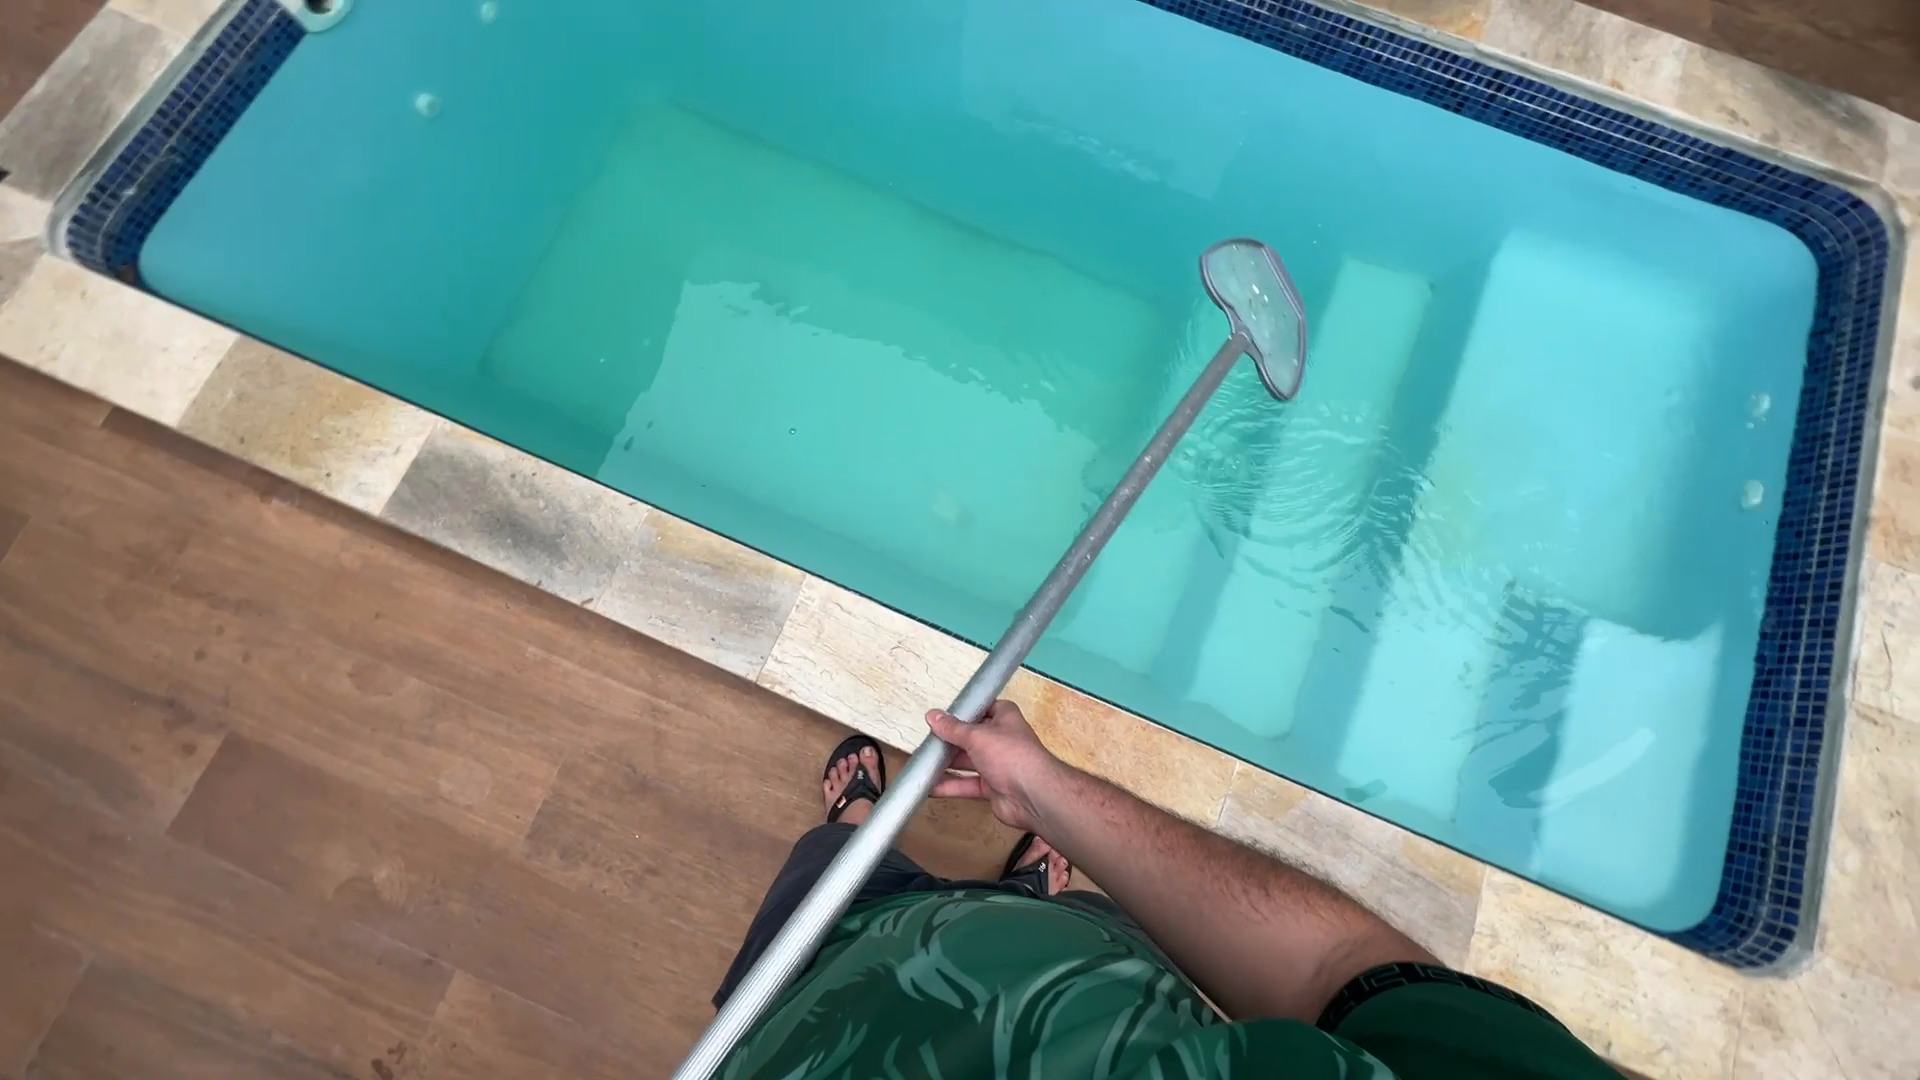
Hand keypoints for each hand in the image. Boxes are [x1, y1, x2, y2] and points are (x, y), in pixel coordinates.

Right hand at [927, 700, 1062, 833]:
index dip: (965, 710)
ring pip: (967, 761)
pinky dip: (950, 786)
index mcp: (1004, 718)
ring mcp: (997, 764)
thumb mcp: (977, 735)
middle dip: (950, 740)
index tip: (942, 713)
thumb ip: (953, 728)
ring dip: (947, 763)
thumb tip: (933, 715)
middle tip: (926, 740)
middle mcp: (1001, 739)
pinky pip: (967, 784)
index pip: (983, 708)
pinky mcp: (992, 787)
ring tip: (922, 762)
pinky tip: (930, 786)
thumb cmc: (1011, 755)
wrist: (1032, 795)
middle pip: (971, 736)